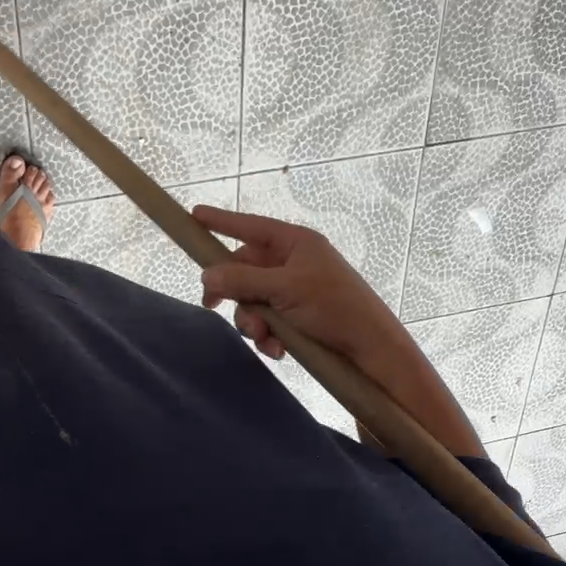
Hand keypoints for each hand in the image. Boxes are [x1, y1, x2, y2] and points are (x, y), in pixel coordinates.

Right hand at [195, 204, 485, 457]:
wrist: (371, 349)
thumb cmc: (334, 307)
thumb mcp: (284, 289)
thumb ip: (242, 280)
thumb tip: (206, 274)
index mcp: (295, 244)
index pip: (250, 226)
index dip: (222, 221)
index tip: (194, 215)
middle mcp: (292, 264)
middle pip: (243, 270)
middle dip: (234, 293)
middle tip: (211, 305)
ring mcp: (293, 292)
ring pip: (251, 301)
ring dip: (251, 322)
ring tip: (265, 337)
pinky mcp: (296, 318)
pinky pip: (266, 322)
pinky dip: (267, 337)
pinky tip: (278, 349)